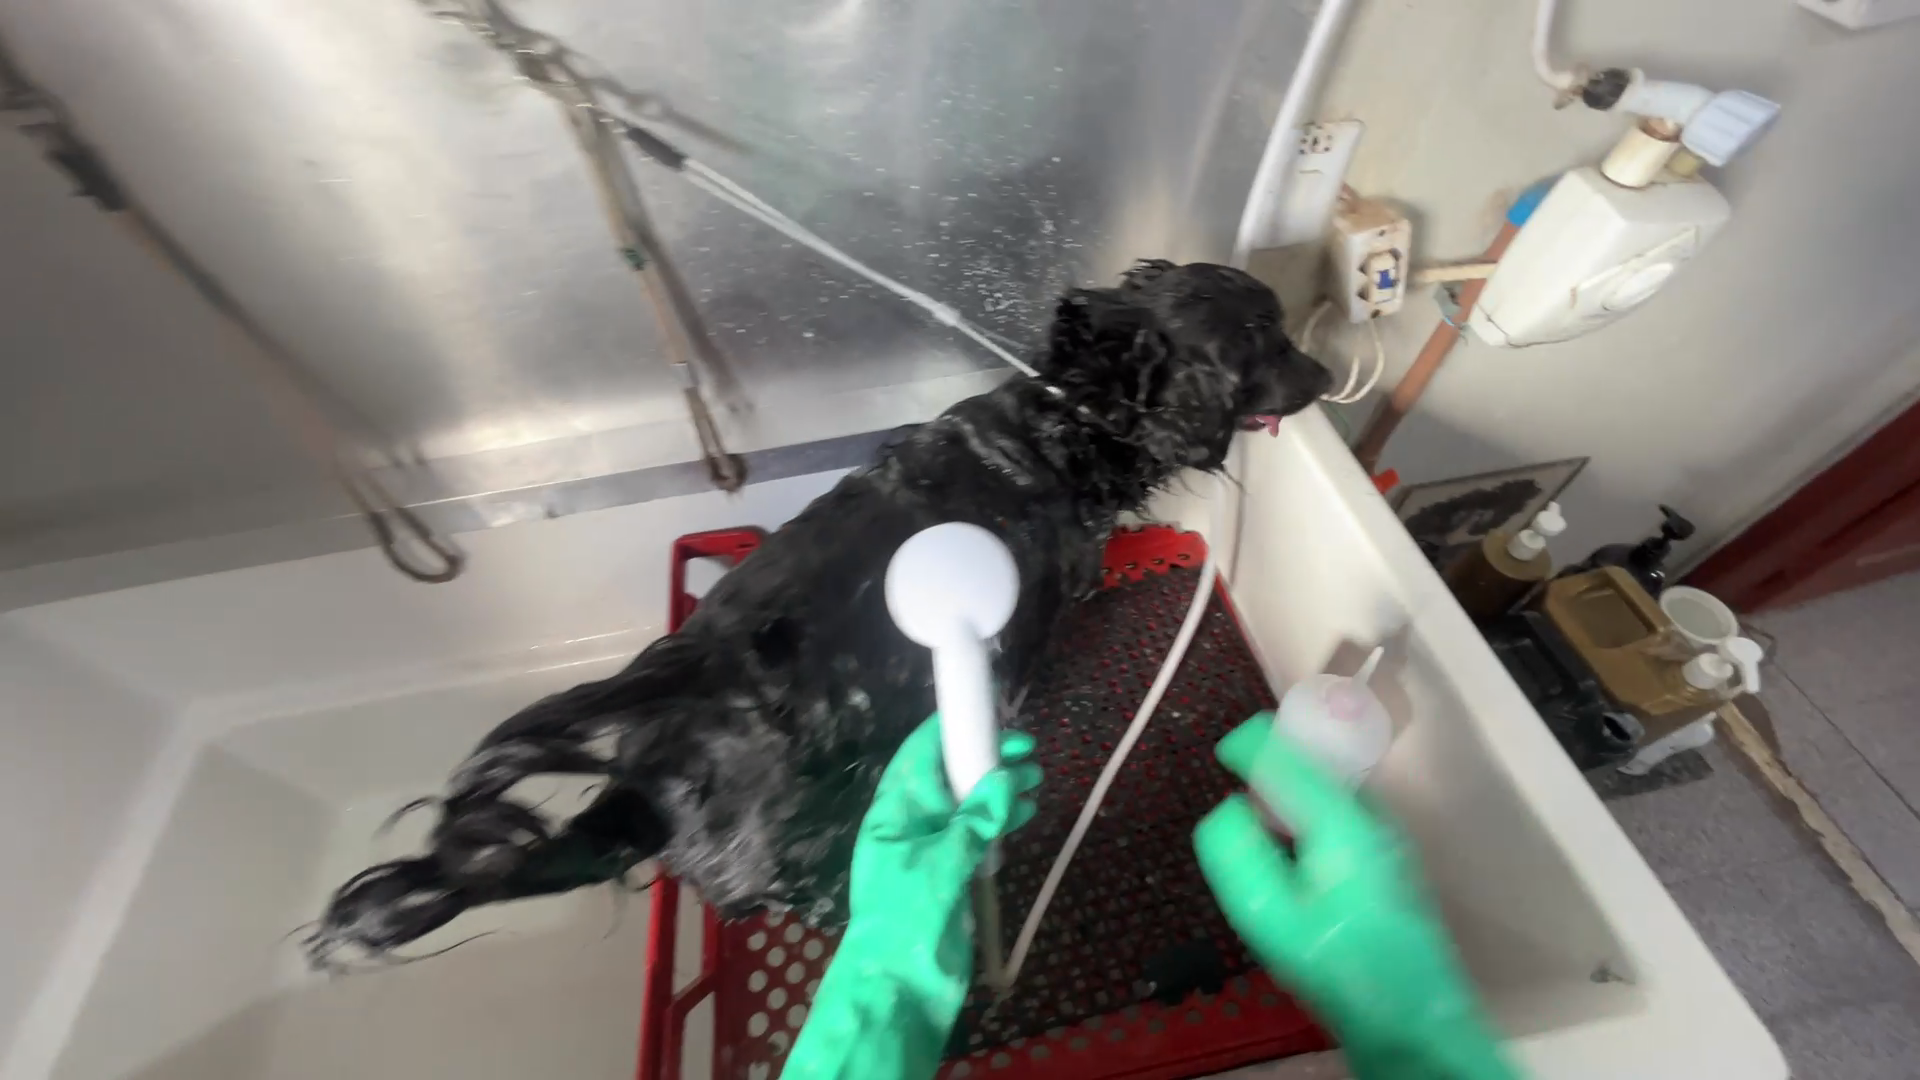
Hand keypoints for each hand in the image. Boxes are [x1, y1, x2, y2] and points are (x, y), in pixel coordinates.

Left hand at [847, 715, 1039, 942]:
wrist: (898, 993)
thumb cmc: (907, 919)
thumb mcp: (941, 865)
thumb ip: (975, 822)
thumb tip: (1005, 780)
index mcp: (896, 810)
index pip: (921, 753)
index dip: (952, 729)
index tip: (989, 715)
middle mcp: (913, 821)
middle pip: (950, 774)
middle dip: (985, 758)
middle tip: (1027, 748)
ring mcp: (933, 846)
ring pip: (968, 802)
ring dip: (999, 787)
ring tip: (1037, 776)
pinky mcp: (951, 871)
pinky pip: (977, 832)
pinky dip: (1000, 819)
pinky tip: (1025, 811)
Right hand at [1193, 715, 1518, 1079]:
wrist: (1416, 1028)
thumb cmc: (1337, 970)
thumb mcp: (1266, 917)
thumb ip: (1235, 851)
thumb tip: (1230, 806)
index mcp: (1339, 819)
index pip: (1283, 748)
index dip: (1244, 745)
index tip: (1220, 762)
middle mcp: (1368, 811)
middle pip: (1305, 756)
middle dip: (1266, 774)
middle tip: (1247, 822)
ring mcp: (1384, 830)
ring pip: (1322, 780)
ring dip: (1285, 794)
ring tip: (1269, 845)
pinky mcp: (1387, 850)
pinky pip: (1334, 805)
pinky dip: (1304, 813)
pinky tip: (1298, 861)